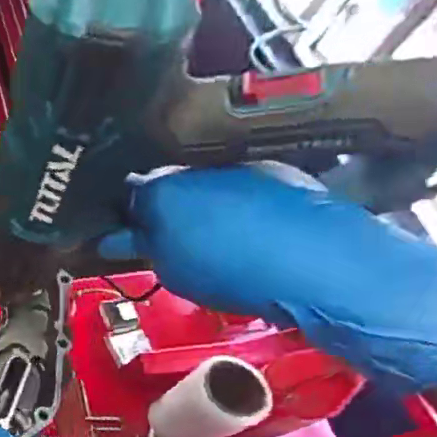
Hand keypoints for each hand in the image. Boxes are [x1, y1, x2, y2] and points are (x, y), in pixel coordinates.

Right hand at [98, 165, 436, 390]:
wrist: (322, 265)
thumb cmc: (236, 271)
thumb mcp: (175, 269)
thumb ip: (143, 246)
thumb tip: (115, 235)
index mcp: (167, 184)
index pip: (128, 190)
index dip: (122, 214)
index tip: (118, 233)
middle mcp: (202, 164)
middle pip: (166, 183)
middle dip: (159, 208)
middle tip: (161, 242)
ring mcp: (243, 165)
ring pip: (203, 184)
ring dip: (197, 207)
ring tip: (205, 243)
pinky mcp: (278, 175)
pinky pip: (238, 188)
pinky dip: (231, 207)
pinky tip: (243, 235)